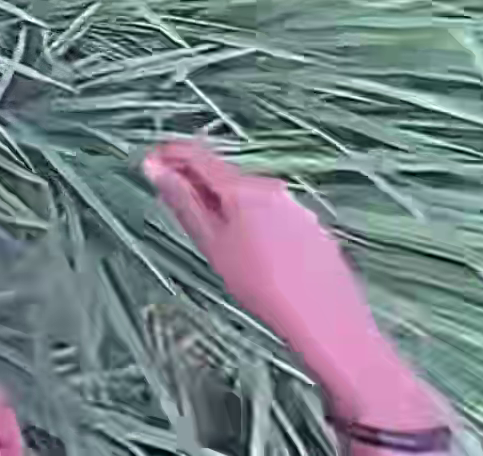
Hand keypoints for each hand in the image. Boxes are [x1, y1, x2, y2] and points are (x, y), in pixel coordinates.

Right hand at [143, 140, 445, 429]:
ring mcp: (296, 207)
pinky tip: (250, 249)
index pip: (196, 154)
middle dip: (194, 181)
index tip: (148, 162)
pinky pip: (269, 210)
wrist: (333, 329)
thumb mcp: (211, 243)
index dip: (168, 153)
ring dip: (221, 200)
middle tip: (173, 203)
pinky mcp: (312, 228)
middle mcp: (271, 187)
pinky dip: (248, 216)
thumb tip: (153, 166)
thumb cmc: (261, 285)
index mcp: (243, 187)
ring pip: (246, 193)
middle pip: (222, 173)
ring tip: (211, 233)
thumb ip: (181, 200)